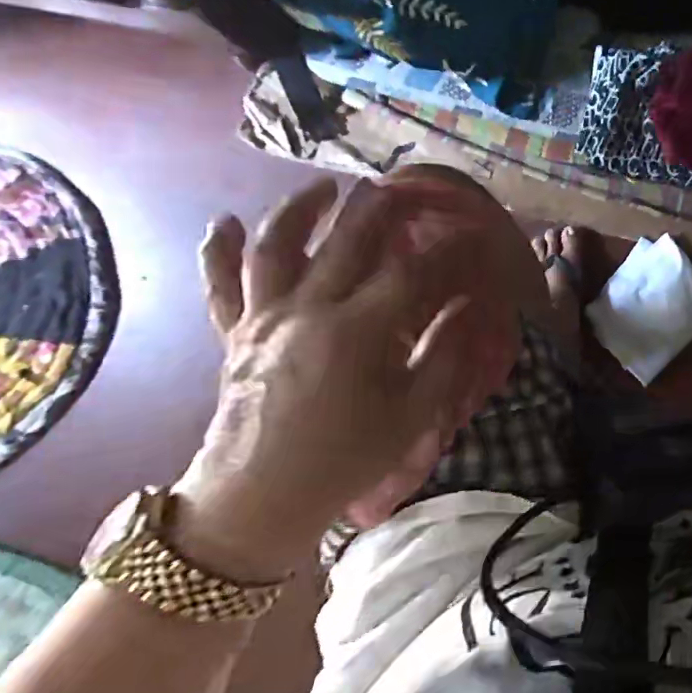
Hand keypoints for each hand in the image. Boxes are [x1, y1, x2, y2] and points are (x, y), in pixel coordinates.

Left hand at [169, 178, 480, 580]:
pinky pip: (221, 285)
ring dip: (301, 209)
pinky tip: (225, 221)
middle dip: (378, 206)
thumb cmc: (343, 461)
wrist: (255, 506)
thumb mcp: (410, 416)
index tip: (472, 232)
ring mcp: (265, 319)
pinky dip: (219, 251)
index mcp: (357, 332)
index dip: (446, 248)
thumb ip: (442, 355)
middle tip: (400, 187)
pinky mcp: (234, 335)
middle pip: (345, 240)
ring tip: (324, 187)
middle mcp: (308, 310)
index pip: (411, 271)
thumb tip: (467, 306)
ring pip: (278, 246)